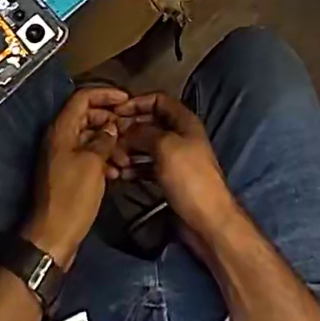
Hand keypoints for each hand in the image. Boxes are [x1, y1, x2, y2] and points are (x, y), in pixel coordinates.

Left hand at [22, 87, 127, 267]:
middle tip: (131, 126)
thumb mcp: (93, 164)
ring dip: (109, 141)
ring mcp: (63, 155)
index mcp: (61, 129)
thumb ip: (104, 140)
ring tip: (127, 153)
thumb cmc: (72, 197)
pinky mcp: (68, 172)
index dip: (105, 94)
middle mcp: (60, 137)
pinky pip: (88, 154)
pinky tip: (118, 169)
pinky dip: (103, 157)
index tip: (126, 99)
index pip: (83, 97)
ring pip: (89, 136)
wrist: (52, 238)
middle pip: (87, 115)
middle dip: (110, 119)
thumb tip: (112, 127)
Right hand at [113, 93, 240, 241]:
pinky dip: (135, 167)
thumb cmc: (189, 177)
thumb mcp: (165, 147)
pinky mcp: (170, 177)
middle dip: (131, 128)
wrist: (208, 221)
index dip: (138, 102)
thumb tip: (125, 127)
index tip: (117, 112)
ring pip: (147, 145)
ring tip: (115, 159)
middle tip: (111, 138)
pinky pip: (147, 165)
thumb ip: (143, 132)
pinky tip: (123, 174)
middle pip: (150, 122)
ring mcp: (175, 157)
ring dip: (130, 149)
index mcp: (184, 121)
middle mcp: (180, 135)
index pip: (158, 100)